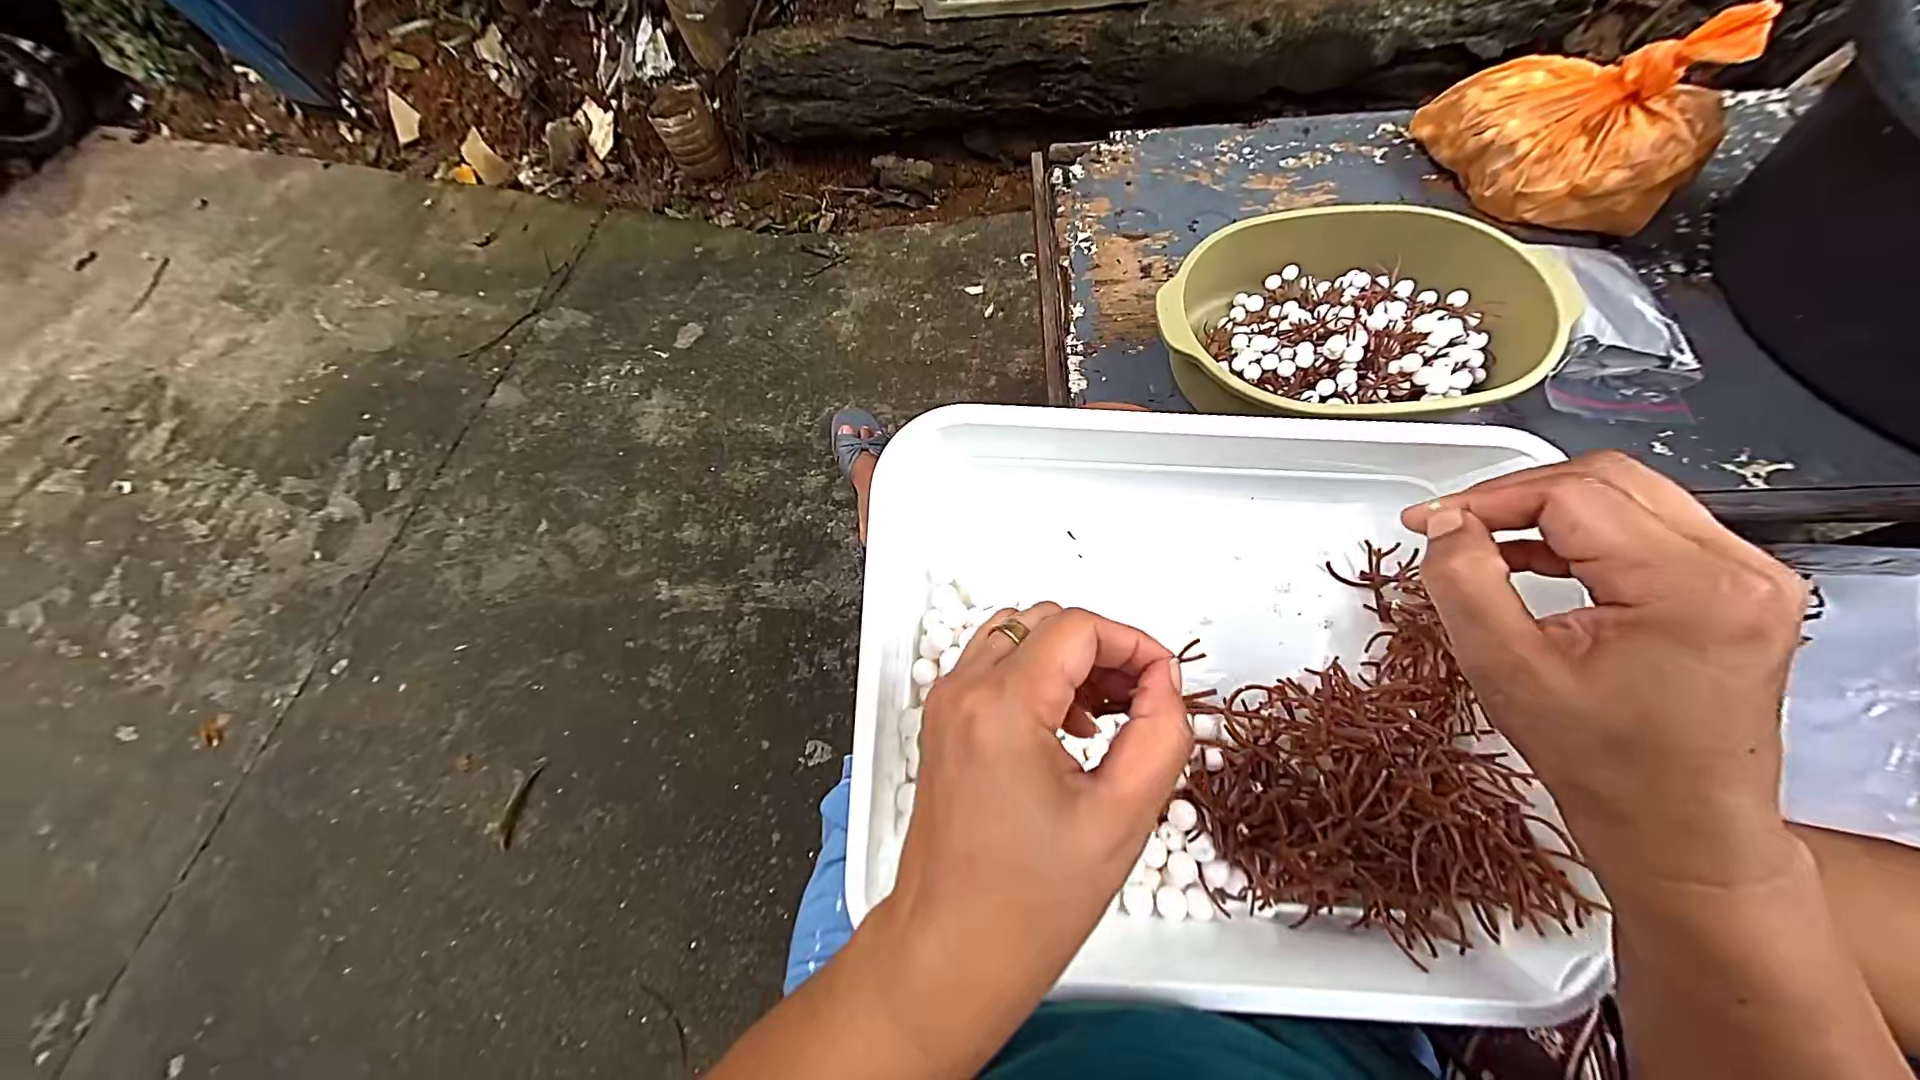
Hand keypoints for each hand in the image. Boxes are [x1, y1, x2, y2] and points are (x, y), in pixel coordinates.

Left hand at [873, 604, 1189, 1038]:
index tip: (1164, 680)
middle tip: (1142, 695)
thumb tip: (1165, 684)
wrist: (950, 949)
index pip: (1078, 628)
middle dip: (1104, 648)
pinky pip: (995, 665)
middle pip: (1046, 622)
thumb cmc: (1022, 905)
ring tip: (1107, 711)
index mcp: (1000, 708)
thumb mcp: (1121, 817)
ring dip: (1070, 658)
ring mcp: (947, 704)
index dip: (1135, 643)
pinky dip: (1039, 674)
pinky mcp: (945, 722)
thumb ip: (1160, 734)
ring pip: (1019, 635)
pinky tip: (1069, 724)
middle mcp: (963, 693)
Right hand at [1401, 452, 1807, 891]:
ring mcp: (1746, 577)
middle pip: (1604, 481)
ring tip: (1477, 539)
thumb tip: (1442, 522)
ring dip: (1540, 510)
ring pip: (1624, 496)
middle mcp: (1739, 568)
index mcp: (1691, 586)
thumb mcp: (1502, 664)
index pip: (1571, 496)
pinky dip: (1572, 532)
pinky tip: (1526, 558)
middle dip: (1511, 495)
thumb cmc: (1594, 756)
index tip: (1422, 521)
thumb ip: (1462, 580)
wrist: (1676, 822)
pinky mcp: (1731, 590)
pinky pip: (1641, 528)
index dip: (1484, 499)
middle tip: (1446, 523)